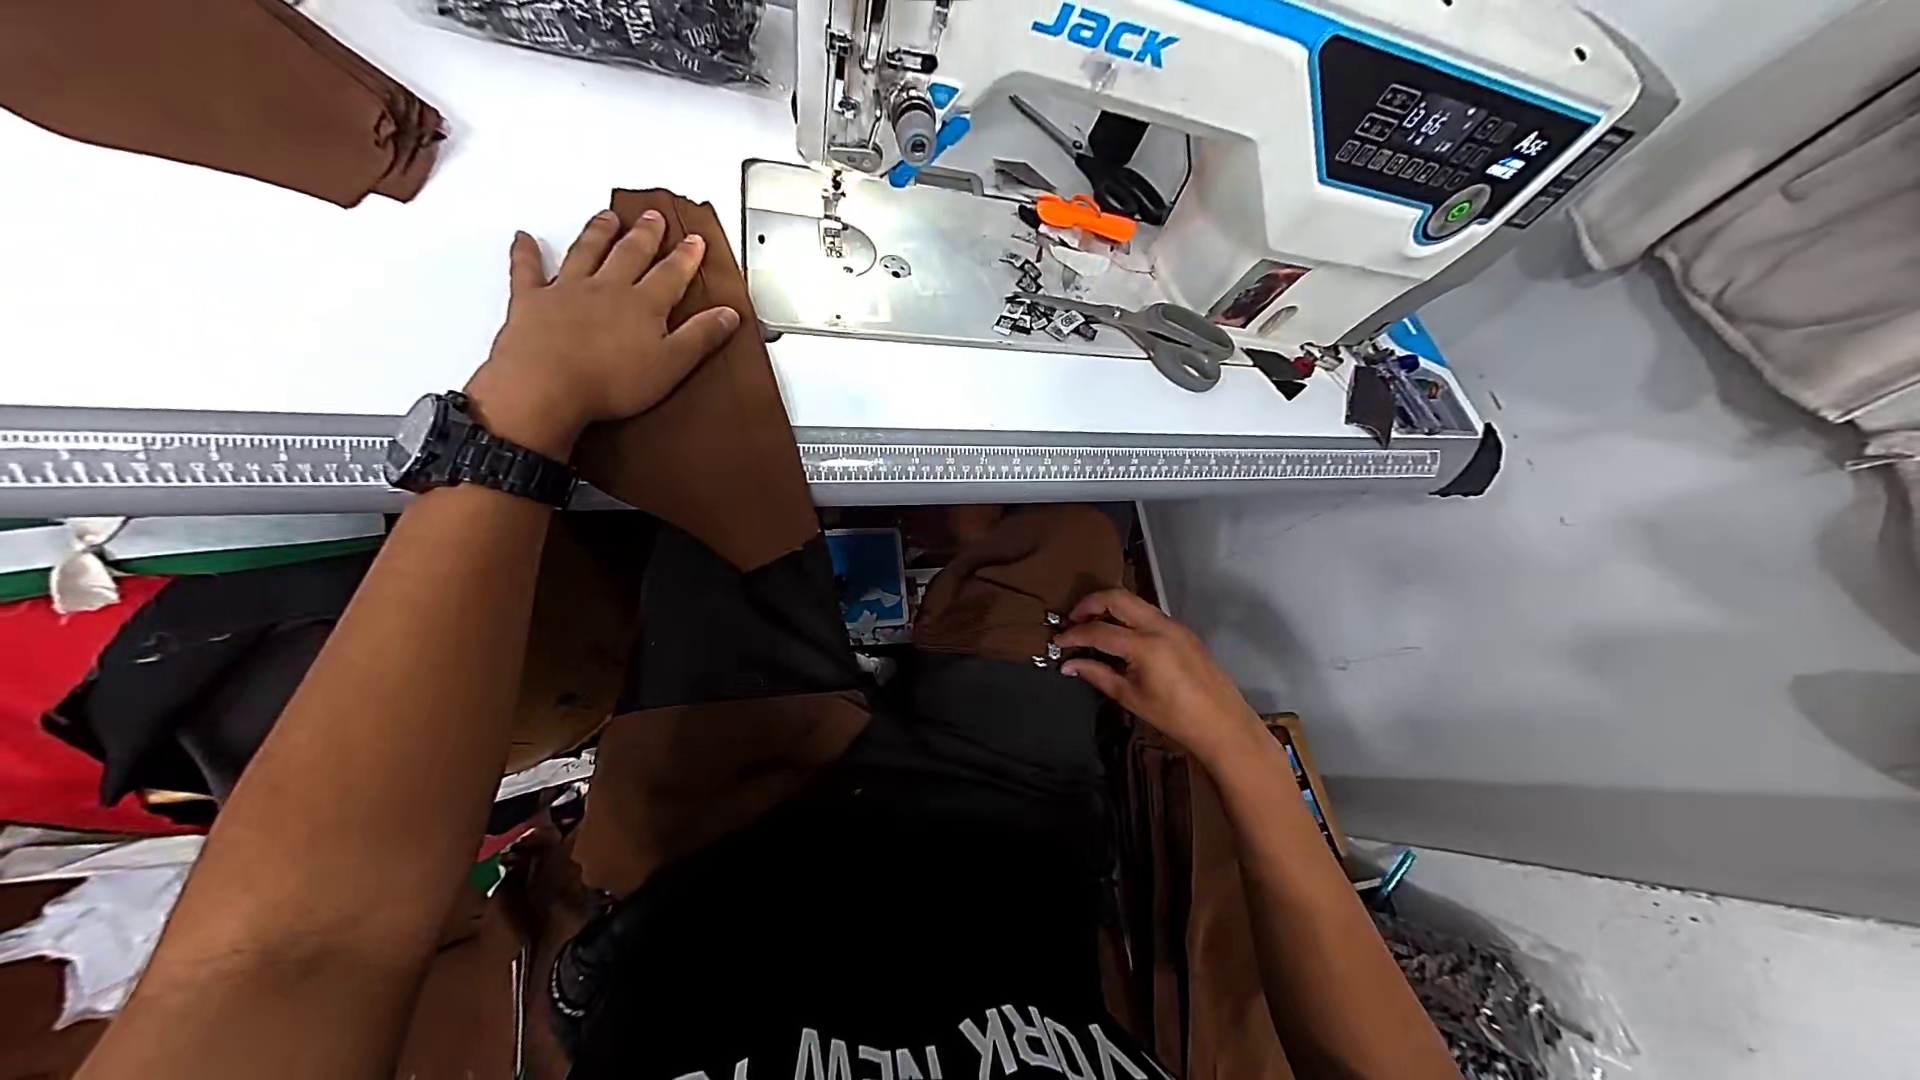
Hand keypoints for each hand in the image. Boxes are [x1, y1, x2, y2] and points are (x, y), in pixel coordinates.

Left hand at [461, 209, 741, 457]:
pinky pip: (528, 270)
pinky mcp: (532, 301)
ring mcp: (567, 290)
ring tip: (607, 217)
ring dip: (598, 233)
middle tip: (653, 218)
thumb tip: (728, 315)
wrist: (547, 386)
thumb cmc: (611, 380)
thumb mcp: (672, 364)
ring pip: (587, 252)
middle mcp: (607, 288)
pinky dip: (526, 252)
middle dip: (645, 235)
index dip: (685, 257)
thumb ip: (700, 336)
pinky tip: (525, 238)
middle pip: (630, 254)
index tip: (694, 242)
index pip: (671, 274)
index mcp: (643, 304)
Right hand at [1055, 588, 1265, 763]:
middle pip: (1116, 597)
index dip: (1074, 634)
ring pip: (1134, 600)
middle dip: (1090, 603)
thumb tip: (1068, 664)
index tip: (1058, 640)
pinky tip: (1118, 633)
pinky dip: (1127, 614)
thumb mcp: (1130, 697)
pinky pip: (1148, 612)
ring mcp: (1174, 624)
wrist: (1222, 723)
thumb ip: (1097, 674)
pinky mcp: (1182, 629)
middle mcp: (1159, 626)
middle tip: (1072, 619)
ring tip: (1091, 623)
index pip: (1099, 630)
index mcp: (1145, 646)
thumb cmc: (1174, 716)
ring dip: (1109, 606)